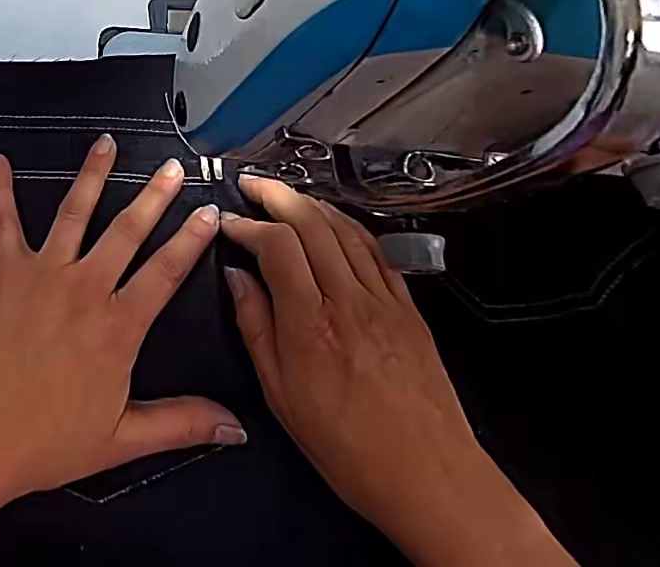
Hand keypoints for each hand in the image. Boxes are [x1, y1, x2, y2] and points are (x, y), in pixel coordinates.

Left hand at [0, 135, 237, 566]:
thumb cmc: (44, 440)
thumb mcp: (121, 439)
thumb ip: (180, 423)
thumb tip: (236, 427)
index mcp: (118, 325)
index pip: (167, 271)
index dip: (192, 239)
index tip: (210, 210)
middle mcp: (86, 287)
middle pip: (127, 230)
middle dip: (154, 195)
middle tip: (173, 166)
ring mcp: (45, 273)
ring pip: (75, 212)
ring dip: (93, 174)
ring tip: (107, 143)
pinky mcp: (6, 272)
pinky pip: (4, 223)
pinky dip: (1, 190)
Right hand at [220, 177, 575, 566]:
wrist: (429, 475)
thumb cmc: (350, 448)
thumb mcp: (282, 397)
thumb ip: (256, 328)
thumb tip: (237, 279)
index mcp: (310, 324)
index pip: (276, 246)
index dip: (248, 224)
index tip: (230, 221)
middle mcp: (347, 300)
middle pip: (310, 222)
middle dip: (276, 194)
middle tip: (253, 185)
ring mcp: (382, 297)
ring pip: (343, 227)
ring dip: (311, 202)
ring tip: (288, 194)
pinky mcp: (406, 303)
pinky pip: (375, 248)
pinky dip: (348, 224)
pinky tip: (335, 221)